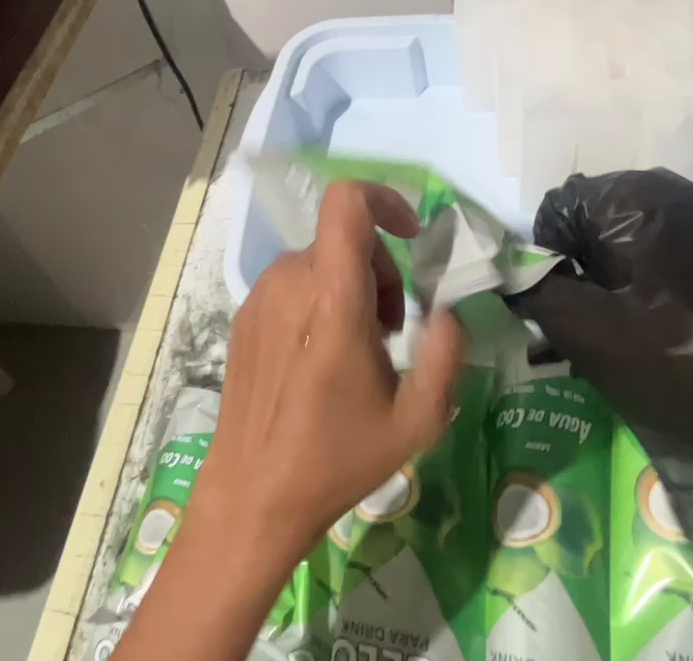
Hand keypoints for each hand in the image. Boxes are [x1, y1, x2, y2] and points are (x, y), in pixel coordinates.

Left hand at [112, 180, 464, 660]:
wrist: (254, 492)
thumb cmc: (338, 456)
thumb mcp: (417, 419)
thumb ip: (447, 353)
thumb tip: (449, 310)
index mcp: (332, 298)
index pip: (347, 203)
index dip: (384, 199)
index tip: (411, 236)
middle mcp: (290, 282)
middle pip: (344, 239)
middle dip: (380, 270)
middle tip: (393, 330)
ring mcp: (259, 297)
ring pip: (318, 261)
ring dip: (349, 287)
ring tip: (359, 349)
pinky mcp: (243, 316)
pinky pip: (291, 283)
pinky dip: (317, 299)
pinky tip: (320, 356)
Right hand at [519, 168, 692, 555]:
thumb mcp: (600, 342)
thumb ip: (543, 294)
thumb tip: (514, 270)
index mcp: (648, 202)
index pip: (562, 206)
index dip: (548, 258)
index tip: (559, 310)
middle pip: (606, 223)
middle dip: (588, 273)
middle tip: (592, 335)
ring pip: (651, 245)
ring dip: (629, 289)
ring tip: (639, 347)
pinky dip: (673, 296)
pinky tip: (689, 345)